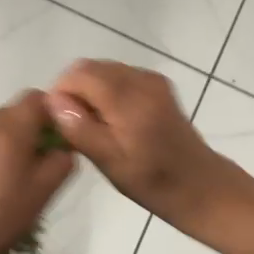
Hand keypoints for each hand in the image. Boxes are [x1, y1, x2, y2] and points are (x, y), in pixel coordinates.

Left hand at [0, 91, 74, 253]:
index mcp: (9, 126)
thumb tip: (63, 147)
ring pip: (0, 127)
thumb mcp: (44, 190)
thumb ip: (62, 160)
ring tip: (21, 177)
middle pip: (17, 111)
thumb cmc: (1, 215)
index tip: (63, 139)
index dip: (55, 112)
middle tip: (46, 162)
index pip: (38, 98)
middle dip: (36, 129)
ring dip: (15, 142)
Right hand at [47, 59, 240, 224]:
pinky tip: (112, 120)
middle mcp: (142, 80)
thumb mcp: (110, 162)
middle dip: (74, 91)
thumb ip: (80, 128)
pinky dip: (106, 91)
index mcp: (129, 99)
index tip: (61, 123)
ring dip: (89, 91)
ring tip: (93, 126)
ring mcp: (152, 80)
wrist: (200, 185)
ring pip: (103, 70)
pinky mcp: (158, 85)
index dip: (61, 93)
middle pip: (90, 68)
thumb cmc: (152, 181)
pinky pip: (119, 76)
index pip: (79, 74)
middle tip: (75, 126)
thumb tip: (52, 100)